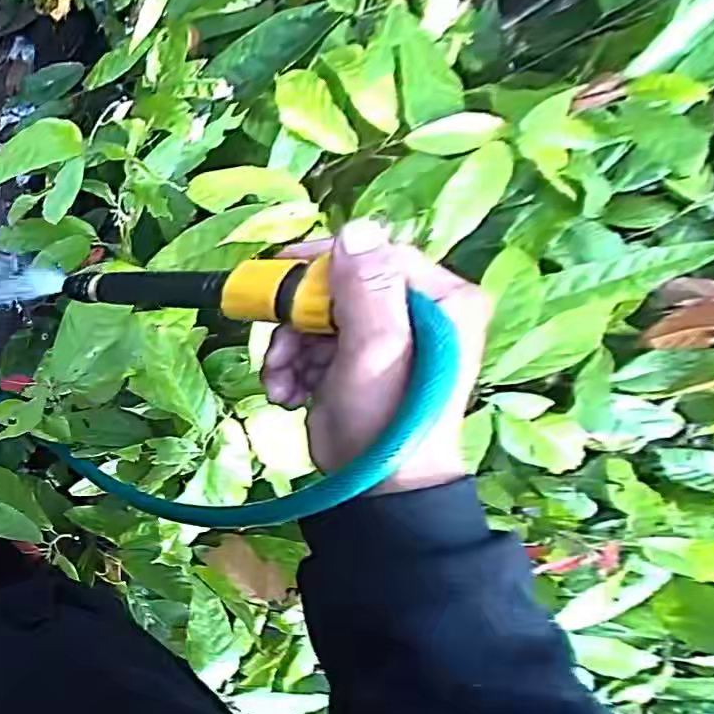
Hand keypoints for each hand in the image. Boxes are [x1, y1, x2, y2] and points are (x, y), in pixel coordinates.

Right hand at [261, 219, 489, 494]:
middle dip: (296, 323)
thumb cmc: (385, 419)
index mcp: (437, 300)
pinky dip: (287, 370)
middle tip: (279, 352)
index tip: (276, 274)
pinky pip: (306, 350)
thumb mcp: (376, 350)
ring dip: (285, 352)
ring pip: (312, 323)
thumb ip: (368, 290)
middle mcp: (410, 315)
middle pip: (334, 292)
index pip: (374, 256)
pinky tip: (287, 393)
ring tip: (282, 384)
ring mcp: (377, 341)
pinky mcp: (349, 364)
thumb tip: (354, 230)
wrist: (372, 483)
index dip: (322, 263)